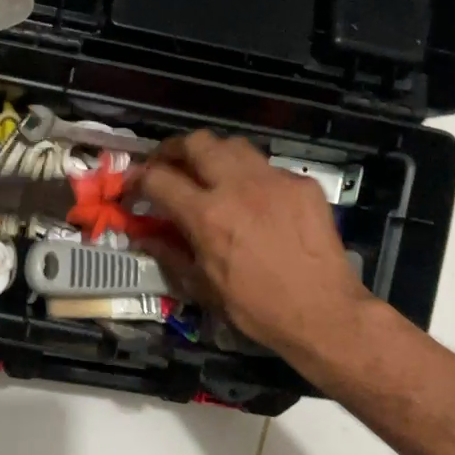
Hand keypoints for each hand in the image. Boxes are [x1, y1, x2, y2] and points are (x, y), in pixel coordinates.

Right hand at [128, 131, 375, 357]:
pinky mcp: (302, 184)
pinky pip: (267, 167)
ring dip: (213, 155)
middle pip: (196, 143)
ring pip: (234, 145)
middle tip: (168, 166)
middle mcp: (238, 187)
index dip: (138, 179)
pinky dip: (250, 176)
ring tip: (208, 174)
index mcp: (207, 215)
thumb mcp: (202, 286)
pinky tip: (253, 200)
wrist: (322, 312)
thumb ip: (169, 253)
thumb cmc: (256, 307)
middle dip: (174, 150)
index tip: (132, 187)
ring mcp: (274, 180)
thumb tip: (143, 235)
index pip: (159, 178)